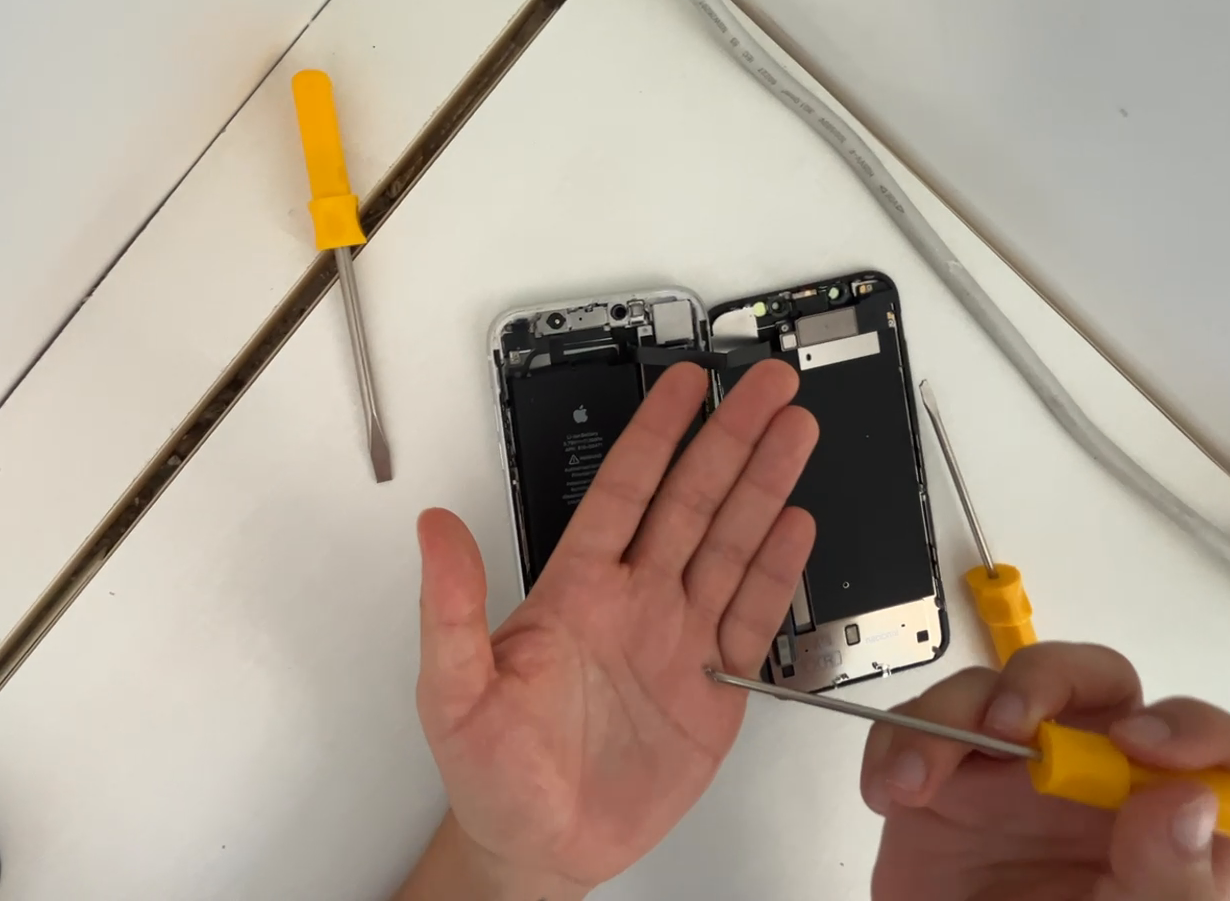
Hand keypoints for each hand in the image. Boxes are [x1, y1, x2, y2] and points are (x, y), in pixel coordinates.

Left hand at [398, 360, 818, 898]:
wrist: (540, 844)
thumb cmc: (491, 767)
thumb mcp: (453, 686)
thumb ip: (451, 604)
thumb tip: (433, 527)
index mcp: (577, 586)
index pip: (624, 488)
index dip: (656, 432)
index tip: (684, 385)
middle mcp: (634, 597)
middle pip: (692, 499)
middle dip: (730, 439)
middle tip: (767, 386)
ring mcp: (677, 636)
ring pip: (730, 543)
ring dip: (766, 486)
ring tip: (796, 433)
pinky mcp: (713, 687)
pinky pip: (752, 616)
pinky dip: (777, 571)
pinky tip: (797, 526)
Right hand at [861, 642, 1229, 900]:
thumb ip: (1171, 884)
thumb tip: (1189, 794)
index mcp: (1158, 823)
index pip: (1218, 751)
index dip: (1197, 730)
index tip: (1140, 747)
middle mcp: (1089, 779)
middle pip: (1090, 680)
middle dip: (1043, 679)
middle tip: (1007, 726)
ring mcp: (1005, 768)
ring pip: (982, 688)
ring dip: (939, 722)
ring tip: (911, 789)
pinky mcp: (936, 768)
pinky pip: (909, 719)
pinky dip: (891, 744)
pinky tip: (886, 796)